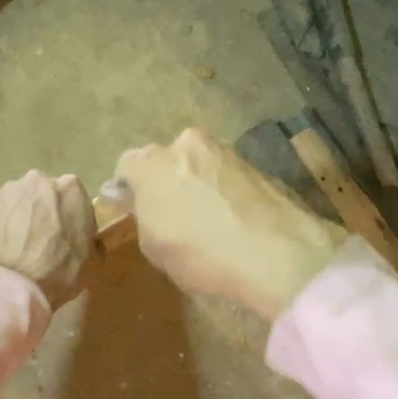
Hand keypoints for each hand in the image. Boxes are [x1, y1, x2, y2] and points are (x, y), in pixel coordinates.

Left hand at [0, 170, 97, 308]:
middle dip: (43, 210)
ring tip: (16, 244)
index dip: (69, 216)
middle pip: (44, 193)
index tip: (65, 234)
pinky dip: (0, 223)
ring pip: (19, 200)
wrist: (12, 286)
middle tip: (40, 239)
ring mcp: (9, 189)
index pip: (73, 197)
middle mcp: (40, 180)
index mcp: (71, 188)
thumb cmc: (59, 273)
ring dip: (20, 215)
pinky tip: (0, 244)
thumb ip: (89, 239)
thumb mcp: (91, 261)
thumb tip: (87, 239)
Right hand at [115, 128, 348, 319]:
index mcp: (153, 162)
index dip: (129, 190)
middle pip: (167, 161)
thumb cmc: (200, 253)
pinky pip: (229, 177)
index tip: (137, 214)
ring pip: (201, 165)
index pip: (127, 165)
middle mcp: (188, 144)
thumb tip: (119, 191)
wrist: (278, 254)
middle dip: (166, 182)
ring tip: (209, 223)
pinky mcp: (259, 165)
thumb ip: (136, 211)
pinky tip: (235, 222)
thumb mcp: (153, 245)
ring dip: (198, 185)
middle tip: (174, 219)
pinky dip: (226, 192)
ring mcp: (227, 151)